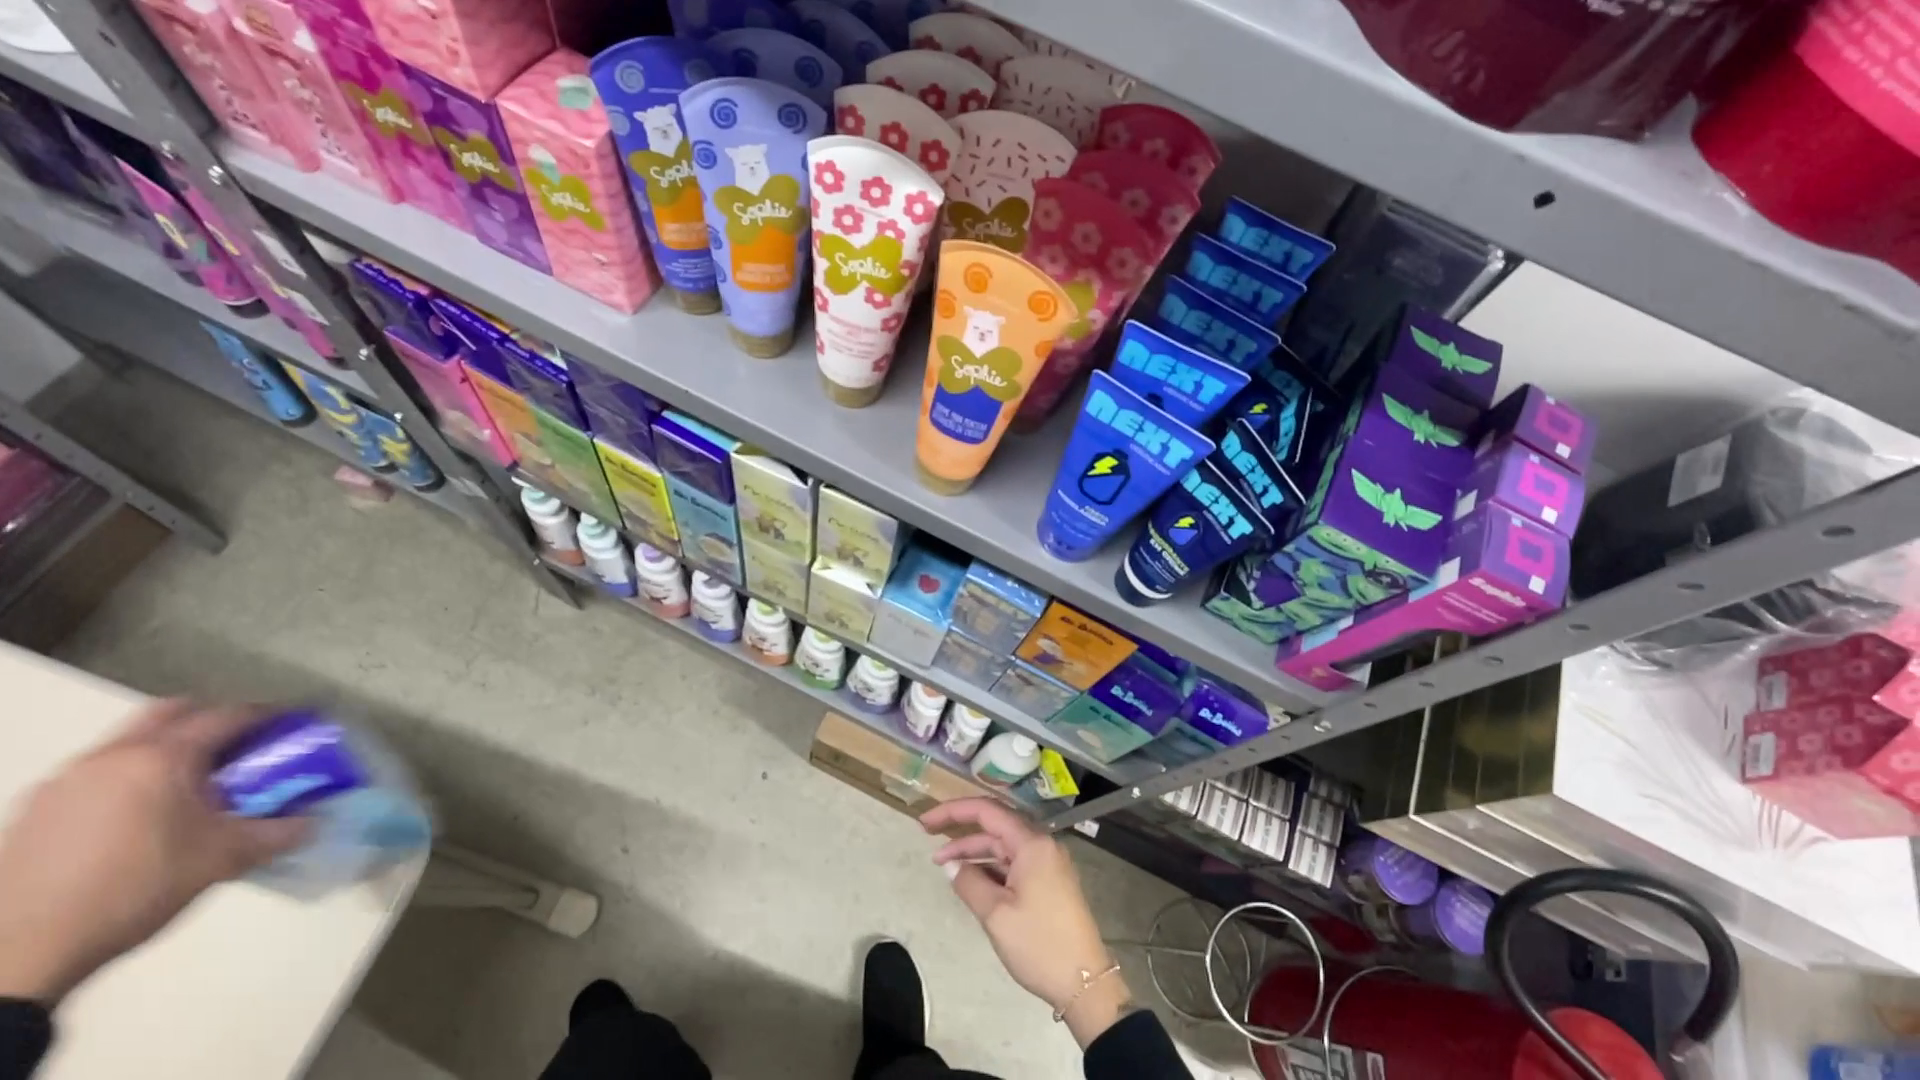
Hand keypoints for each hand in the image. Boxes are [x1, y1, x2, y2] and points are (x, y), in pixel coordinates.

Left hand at [0, 700, 307, 1003]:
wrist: (23, 949)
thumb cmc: (137, 888)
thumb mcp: (221, 861)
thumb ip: (276, 834)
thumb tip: (314, 823)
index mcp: (161, 758)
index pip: (226, 717)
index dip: (266, 716)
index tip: (292, 723)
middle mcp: (111, 756)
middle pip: (170, 713)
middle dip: (209, 721)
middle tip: (238, 748)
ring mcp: (65, 780)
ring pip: (128, 742)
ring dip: (165, 750)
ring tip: (189, 788)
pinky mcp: (36, 809)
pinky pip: (96, 773)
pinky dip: (128, 778)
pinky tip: (137, 819)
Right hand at [921, 799, 1130, 1047]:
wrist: (1085, 982)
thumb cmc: (1039, 943)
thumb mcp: (996, 914)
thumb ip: (969, 882)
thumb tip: (951, 865)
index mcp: (1032, 844)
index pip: (988, 811)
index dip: (954, 811)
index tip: (925, 822)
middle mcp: (1043, 846)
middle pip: (996, 826)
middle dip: (961, 831)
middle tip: (927, 837)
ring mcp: (1049, 865)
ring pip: (1004, 847)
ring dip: (974, 852)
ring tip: (942, 865)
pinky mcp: (1050, 884)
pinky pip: (1014, 864)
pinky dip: (990, 868)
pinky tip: (970, 880)